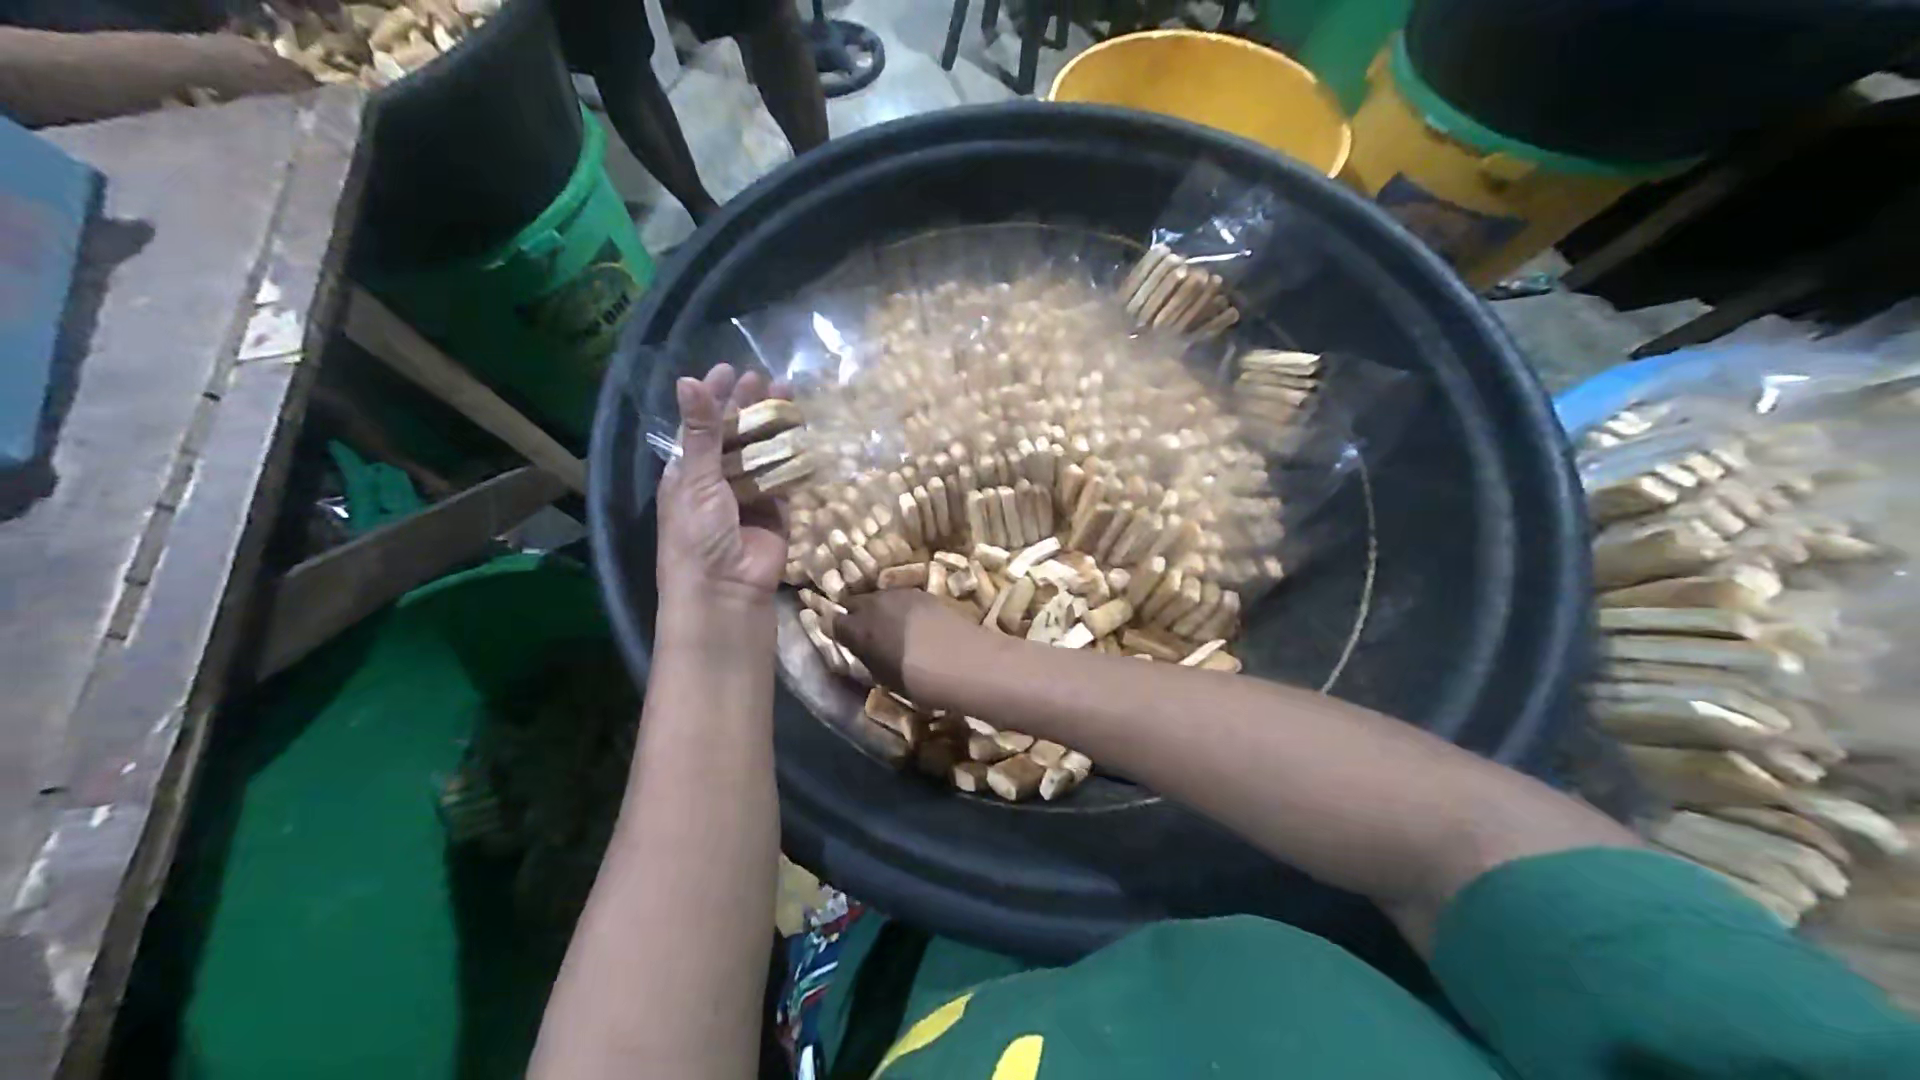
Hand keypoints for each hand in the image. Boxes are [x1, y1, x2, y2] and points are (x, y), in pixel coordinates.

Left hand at [656, 364, 789, 607]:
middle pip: (735, 436)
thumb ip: (702, 432)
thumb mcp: (696, 478)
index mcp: (688, 472)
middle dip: (747, 407)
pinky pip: (786, 478)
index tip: (727, 370)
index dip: (713, 398)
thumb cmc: (697, 533)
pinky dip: (794, 458)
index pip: (702, 426)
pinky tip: (804, 432)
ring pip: (763, 453)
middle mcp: (717, 480)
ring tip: (788, 396)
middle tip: (764, 379)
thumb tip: (688, 380)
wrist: (726, 589)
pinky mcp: (777, 511)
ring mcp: (749, 496)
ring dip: (774, 427)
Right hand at [834, 590, 1000, 708]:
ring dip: (879, 609)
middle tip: (864, 632)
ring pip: (879, 597)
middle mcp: (874, 604)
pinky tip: (911, 622)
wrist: (967, 662)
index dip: (837, 630)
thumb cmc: (920, 681)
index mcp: (859, 629)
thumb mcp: (884, 676)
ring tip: (889, 626)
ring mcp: (900, 594)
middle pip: (855, 602)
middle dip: (855, 615)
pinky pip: (901, 597)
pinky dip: (900, 607)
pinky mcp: (923, 593)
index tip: (842, 638)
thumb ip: (867, 656)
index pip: (834, 622)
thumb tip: (860, 647)